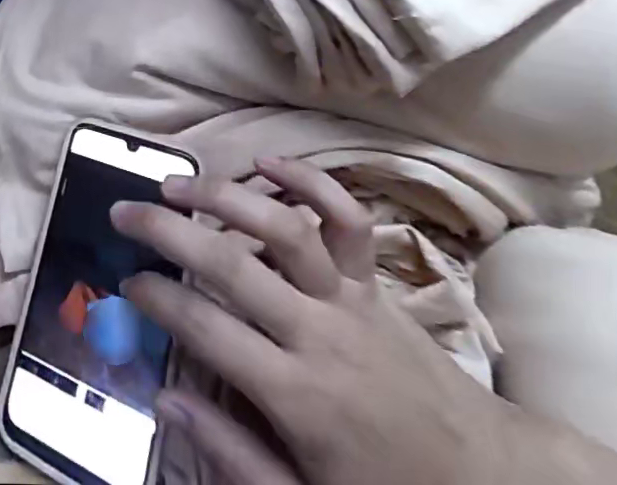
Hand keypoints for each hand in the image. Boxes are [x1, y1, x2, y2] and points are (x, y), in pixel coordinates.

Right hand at [109, 159, 528, 484]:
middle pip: (231, 264)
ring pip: (281, 229)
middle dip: (166, 231)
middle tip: (123, 212)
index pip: (205, 327)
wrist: (494, 482)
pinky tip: (267, 163)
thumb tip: (164, 398)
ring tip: (175, 184)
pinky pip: (347, 221)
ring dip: (222, 197)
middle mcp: (319, 335)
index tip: (125, 281)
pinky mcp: (375, 282)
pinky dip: (309, 183)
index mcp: (298, 396)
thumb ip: (231, 456)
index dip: (155, 297)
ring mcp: (351, 301)